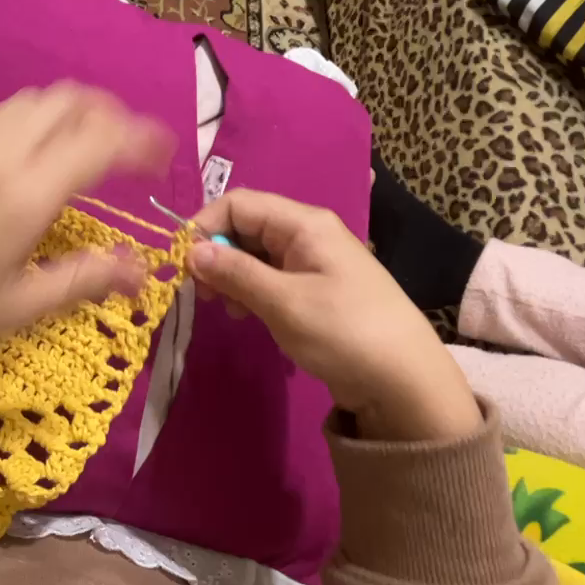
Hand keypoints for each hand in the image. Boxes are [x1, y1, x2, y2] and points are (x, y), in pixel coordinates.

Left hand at [0, 83, 172, 379]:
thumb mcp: (17, 307)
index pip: (101, 141)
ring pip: (35, 101)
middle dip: (113, 117)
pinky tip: (33, 151)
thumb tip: (142, 271)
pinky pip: (2, 112)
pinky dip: (35, 117)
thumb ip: (83, 280)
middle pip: (71, 104)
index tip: (164, 157)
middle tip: (131, 152)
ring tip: (89, 146)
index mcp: (24, 194)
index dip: (142, 141)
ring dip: (73, 112)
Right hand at [188, 190, 478, 441]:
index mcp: (304, 225)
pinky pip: (269, 279)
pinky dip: (249, 292)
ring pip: (254, 255)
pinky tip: (245, 316)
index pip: (240, 203)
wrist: (402, 380)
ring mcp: (311, 264)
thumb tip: (191, 250)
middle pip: (245, 227)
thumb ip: (235, 272)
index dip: (205, 225)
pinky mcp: (313, 291)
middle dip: (215, 254)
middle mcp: (307, 235)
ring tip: (226, 309)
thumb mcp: (282, 302)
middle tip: (201, 293)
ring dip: (230, 276)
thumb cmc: (342, 332)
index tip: (182, 264)